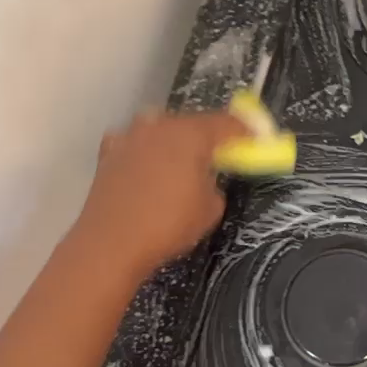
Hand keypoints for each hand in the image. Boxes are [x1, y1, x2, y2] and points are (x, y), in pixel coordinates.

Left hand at [70, 109, 248, 279]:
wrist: (111, 243)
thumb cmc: (168, 224)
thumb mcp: (211, 208)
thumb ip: (214, 183)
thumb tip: (204, 178)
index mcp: (190, 135)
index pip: (227, 124)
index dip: (245, 132)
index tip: (257, 139)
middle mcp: (159, 125)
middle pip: (191, 123)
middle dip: (208, 137)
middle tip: (219, 154)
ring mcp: (130, 136)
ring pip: (161, 130)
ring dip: (175, 142)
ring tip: (182, 163)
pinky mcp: (109, 152)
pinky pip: (137, 144)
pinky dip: (147, 152)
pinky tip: (148, 169)